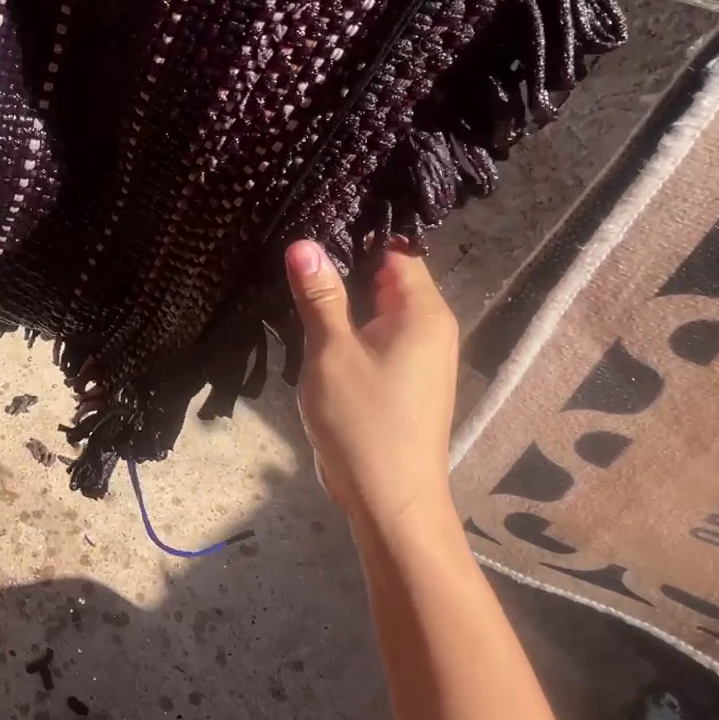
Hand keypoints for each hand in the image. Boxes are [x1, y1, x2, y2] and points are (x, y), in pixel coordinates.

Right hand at [285, 239, 459, 525]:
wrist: (389, 500)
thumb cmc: (361, 421)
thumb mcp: (330, 351)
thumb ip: (319, 295)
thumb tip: (304, 243)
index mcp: (422, 312)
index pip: (395, 249)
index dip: (355, 233)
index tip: (311, 219)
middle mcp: (429, 326)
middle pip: (385, 275)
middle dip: (340, 263)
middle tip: (289, 247)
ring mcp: (417, 354)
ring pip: (375, 306)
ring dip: (338, 297)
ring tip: (292, 277)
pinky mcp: (401, 377)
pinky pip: (374, 334)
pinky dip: (345, 325)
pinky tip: (310, 321)